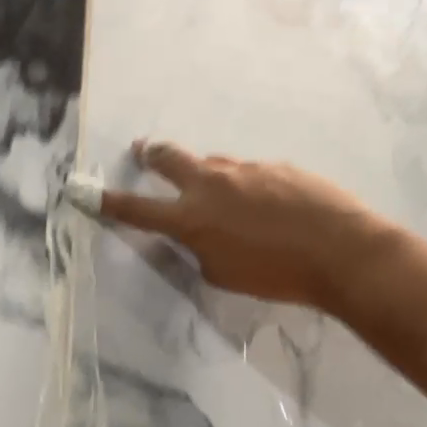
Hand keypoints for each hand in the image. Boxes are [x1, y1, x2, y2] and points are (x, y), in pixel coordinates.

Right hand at [99, 140, 402, 311]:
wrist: (342, 252)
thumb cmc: (274, 275)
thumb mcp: (220, 274)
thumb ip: (197, 250)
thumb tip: (196, 234)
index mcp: (190, 218)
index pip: (136, 209)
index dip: (107, 202)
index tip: (84, 191)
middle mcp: (212, 184)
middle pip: (169, 158)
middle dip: (150, 155)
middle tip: (142, 151)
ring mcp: (248, 170)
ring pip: (214, 164)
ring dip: (205, 174)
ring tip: (216, 193)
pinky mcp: (280, 167)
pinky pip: (251, 173)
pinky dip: (245, 186)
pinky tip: (266, 206)